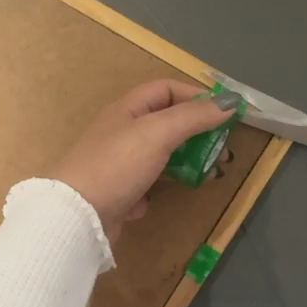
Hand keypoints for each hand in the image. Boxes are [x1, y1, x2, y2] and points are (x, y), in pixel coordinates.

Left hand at [51, 80, 238, 238]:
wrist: (77, 216)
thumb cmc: (117, 165)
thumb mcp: (158, 133)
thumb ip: (193, 117)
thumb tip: (229, 102)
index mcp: (126, 110)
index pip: (166, 90)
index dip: (196, 96)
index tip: (225, 112)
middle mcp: (120, 133)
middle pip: (166, 124)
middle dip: (197, 134)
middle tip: (224, 151)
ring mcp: (117, 164)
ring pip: (159, 157)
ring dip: (185, 164)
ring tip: (209, 175)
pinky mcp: (116, 194)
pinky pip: (143, 186)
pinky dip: (155, 190)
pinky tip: (156, 199)